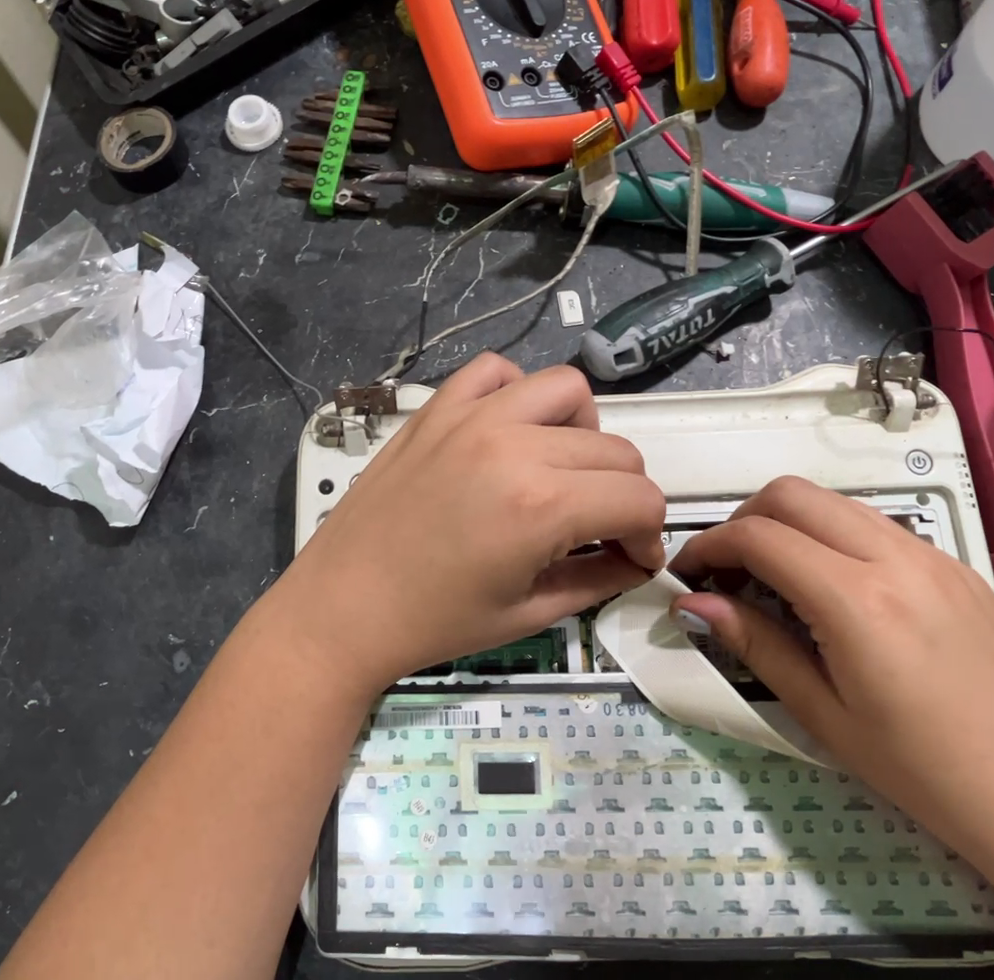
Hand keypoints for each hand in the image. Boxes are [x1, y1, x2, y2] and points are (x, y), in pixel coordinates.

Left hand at [266, 355, 665, 693]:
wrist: (343, 607)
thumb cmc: (433, 622)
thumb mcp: (529, 613)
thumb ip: (599, 579)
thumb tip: (638, 559)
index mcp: (542, 505)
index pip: (640, 498)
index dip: (650, 534)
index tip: (632, 557)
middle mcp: (514, 446)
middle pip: (615, 450)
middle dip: (624, 496)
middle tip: (598, 530)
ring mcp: (470, 418)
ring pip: (567, 391)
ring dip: (583, 433)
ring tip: (560, 472)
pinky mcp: (436, 410)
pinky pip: (496, 371)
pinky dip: (517, 393)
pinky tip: (510, 432)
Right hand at [669, 477, 993, 846]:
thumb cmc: (920, 769)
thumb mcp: (822, 713)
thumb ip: (756, 643)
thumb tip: (694, 603)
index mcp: (856, 601)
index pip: (759, 536)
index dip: (709, 545)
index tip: (688, 574)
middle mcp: (895, 559)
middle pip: (793, 494)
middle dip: (744, 519)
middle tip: (728, 570)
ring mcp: (933, 556)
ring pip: (836, 501)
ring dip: (790, 523)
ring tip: (774, 577)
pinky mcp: (956, 566)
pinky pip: (877, 525)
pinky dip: (833, 536)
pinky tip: (833, 588)